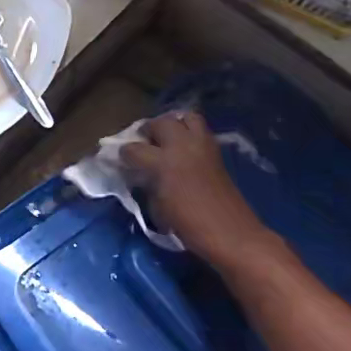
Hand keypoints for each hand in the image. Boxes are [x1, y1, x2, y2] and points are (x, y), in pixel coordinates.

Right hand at [121, 111, 277, 266]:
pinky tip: (183, 148)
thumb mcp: (157, 207)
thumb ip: (146, 184)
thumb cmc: (188, 224)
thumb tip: (141, 174)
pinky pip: (200, 130)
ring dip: (173, 124)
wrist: (229, 232)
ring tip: (166, 137)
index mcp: (162, 162)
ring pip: (185, 117)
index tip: (120, 159)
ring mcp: (202, 145)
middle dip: (148, 130)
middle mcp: (182, 146)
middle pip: (161, 123)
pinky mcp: (216, 151)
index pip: (133, 149)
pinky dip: (188, 132)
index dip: (124, 154)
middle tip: (142, 142)